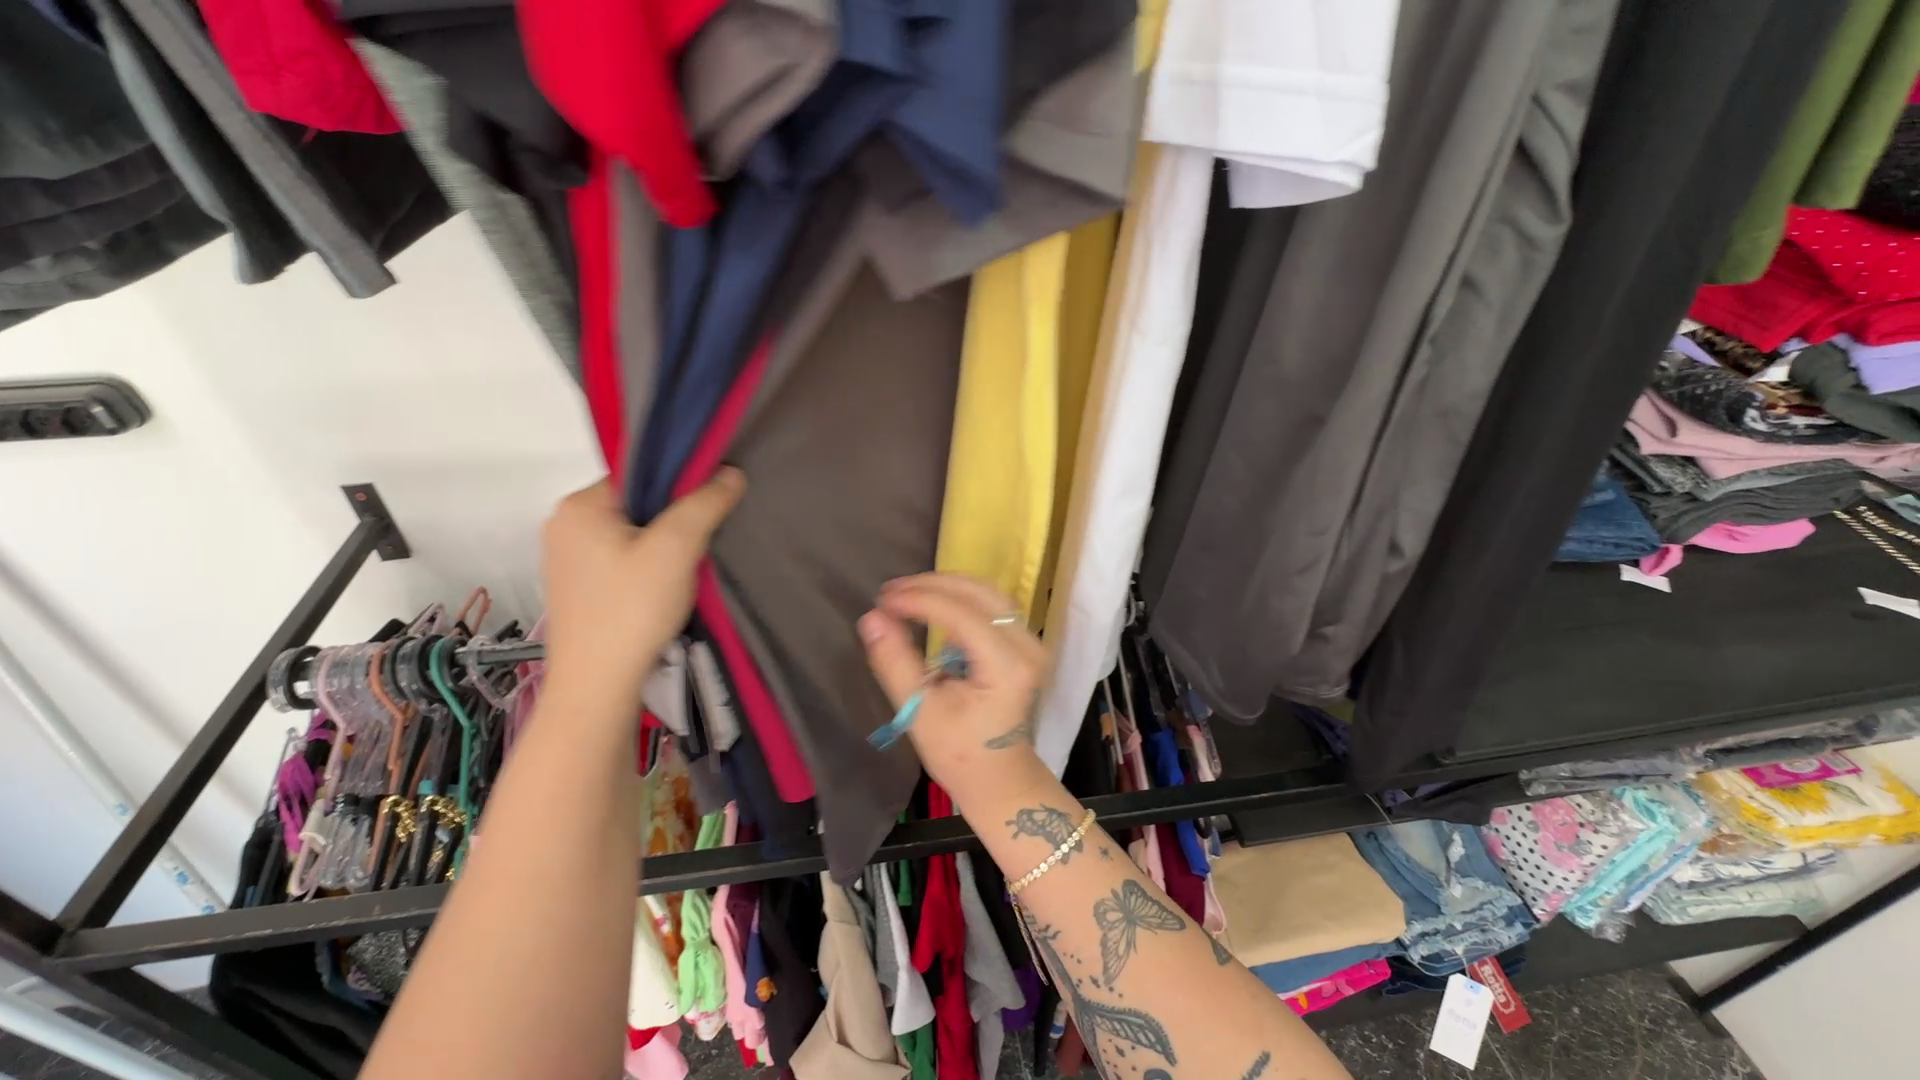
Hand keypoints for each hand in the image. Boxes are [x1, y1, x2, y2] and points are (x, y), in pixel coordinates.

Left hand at [540, 470, 744, 714]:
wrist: (597, 686)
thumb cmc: (632, 610)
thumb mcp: (677, 549)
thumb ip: (704, 504)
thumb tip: (729, 472)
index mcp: (578, 505)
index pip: (639, 474)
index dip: (678, 487)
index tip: (709, 509)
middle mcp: (563, 524)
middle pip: (635, 504)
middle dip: (671, 520)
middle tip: (702, 543)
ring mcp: (565, 559)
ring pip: (629, 535)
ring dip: (661, 547)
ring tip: (686, 569)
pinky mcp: (576, 589)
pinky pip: (619, 561)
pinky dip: (645, 568)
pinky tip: (664, 589)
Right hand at [859, 574, 1053, 808]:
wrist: (999, 778)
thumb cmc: (960, 753)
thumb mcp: (919, 713)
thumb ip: (895, 662)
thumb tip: (872, 618)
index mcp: (1007, 666)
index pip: (960, 614)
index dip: (919, 600)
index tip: (882, 601)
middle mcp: (1028, 646)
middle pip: (980, 592)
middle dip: (932, 584)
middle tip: (890, 591)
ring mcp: (1031, 643)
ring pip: (988, 593)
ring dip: (946, 586)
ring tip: (906, 593)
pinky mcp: (1024, 643)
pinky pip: (992, 606)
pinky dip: (960, 599)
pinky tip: (930, 604)